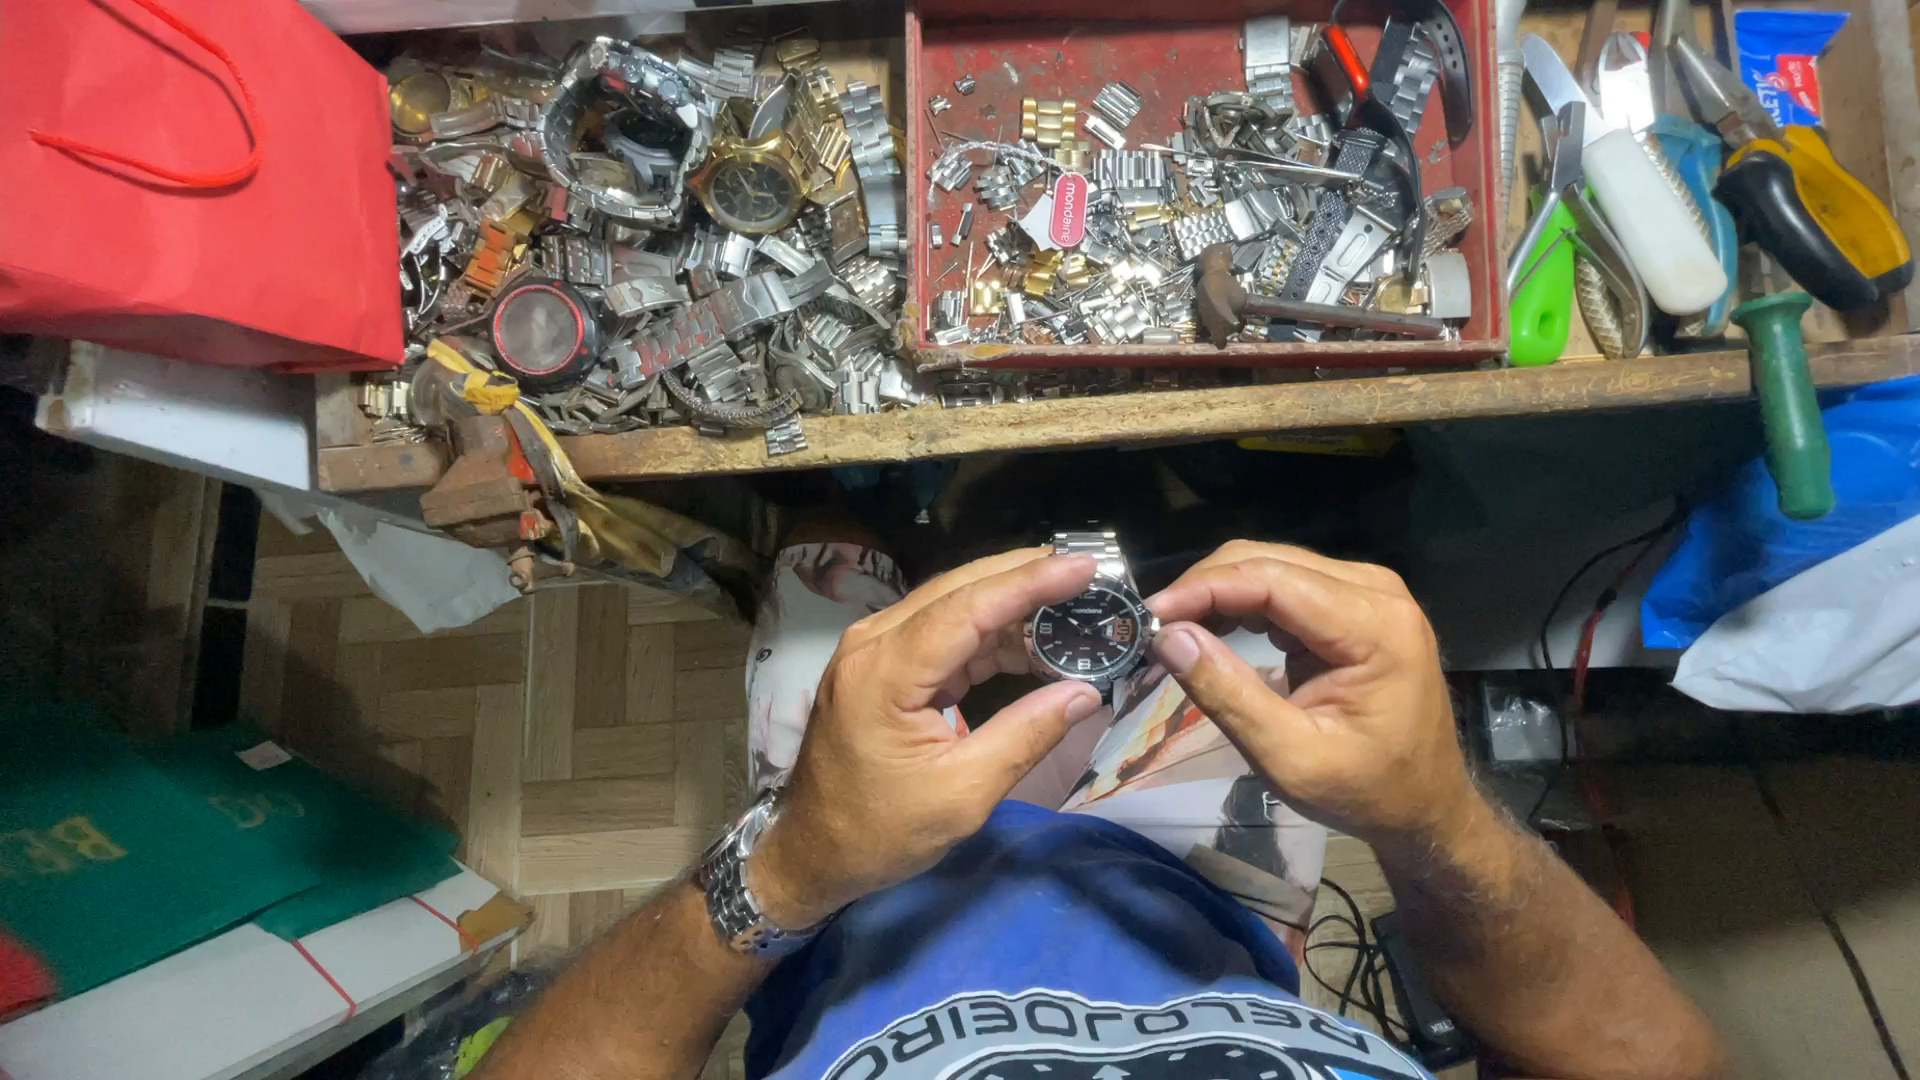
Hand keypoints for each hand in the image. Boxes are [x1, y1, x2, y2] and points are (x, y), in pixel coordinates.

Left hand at [750, 549, 1103, 927]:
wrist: (813, 850)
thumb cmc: (879, 831)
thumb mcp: (962, 794)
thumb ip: (1025, 735)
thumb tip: (1085, 693)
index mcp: (883, 672)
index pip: (967, 608)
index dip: (1029, 582)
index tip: (1084, 566)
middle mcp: (874, 642)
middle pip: (959, 590)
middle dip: (1026, 576)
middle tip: (1088, 573)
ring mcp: (876, 648)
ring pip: (954, 605)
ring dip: (1013, 605)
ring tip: (1074, 608)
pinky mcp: (886, 663)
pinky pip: (945, 632)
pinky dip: (991, 634)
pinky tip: (1033, 643)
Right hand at [1144, 541, 1480, 850]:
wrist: (1423, 805)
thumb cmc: (1365, 791)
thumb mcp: (1289, 758)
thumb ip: (1228, 695)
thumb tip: (1167, 637)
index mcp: (1375, 627)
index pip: (1272, 579)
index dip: (1204, 588)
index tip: (1150, 614)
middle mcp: (1374, 591)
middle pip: (1267, 560)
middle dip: (1203, 587)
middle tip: (1155, 627)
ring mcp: (1364, 591)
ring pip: (1267, 564)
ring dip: (1215, 593)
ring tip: (1176, 631)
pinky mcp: (1348, 602)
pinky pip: (1279, 583)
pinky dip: (1237, 602)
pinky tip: (1210, 630)